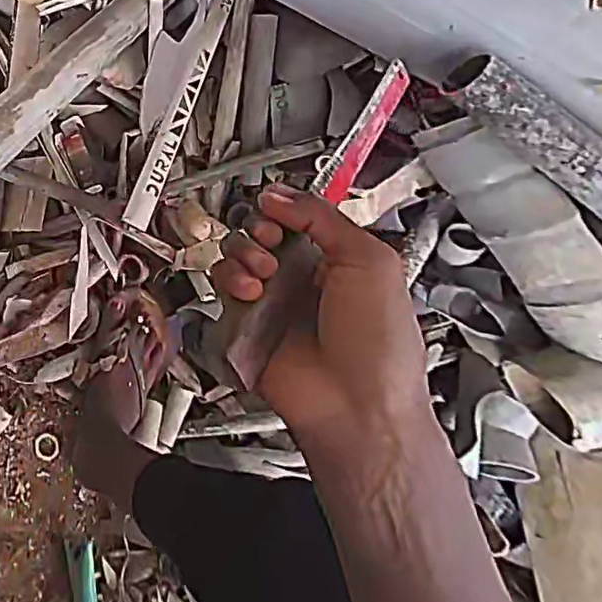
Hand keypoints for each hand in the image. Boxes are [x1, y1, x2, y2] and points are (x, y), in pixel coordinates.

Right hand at [210, 185, 429, 447]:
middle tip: (271, 240)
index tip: (280, 210)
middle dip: (260, 228)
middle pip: (260, 229)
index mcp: (337, 259)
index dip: (284, 208)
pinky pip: (221, 285)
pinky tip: (251, 293)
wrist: (355, 405)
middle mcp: (301, 277)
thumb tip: (279, 196)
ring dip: (245, 254)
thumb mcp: (372, 262)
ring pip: (236, 253)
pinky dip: (230, 280)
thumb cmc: (380, 347)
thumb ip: (323, 219)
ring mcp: (272, 299)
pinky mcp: (245, 320)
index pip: (297, 216)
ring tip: (263, 273)